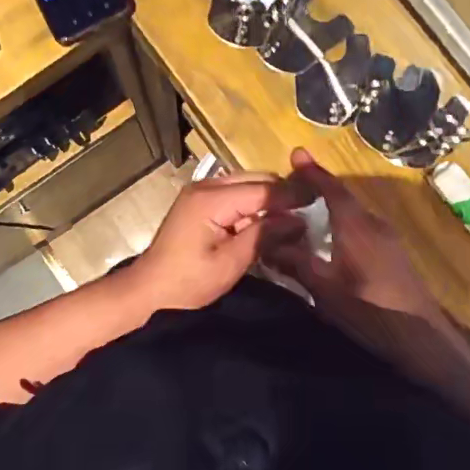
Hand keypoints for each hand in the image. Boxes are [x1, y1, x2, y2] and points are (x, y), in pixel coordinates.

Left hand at [126, 173, 303, 311]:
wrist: (148, 290)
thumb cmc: (188, 282)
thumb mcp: (230, 263)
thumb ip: (264, 235)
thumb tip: (298, 220)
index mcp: (211, 199)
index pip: (263, 189)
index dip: (293, 194)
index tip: (321, 199)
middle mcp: (206, 186)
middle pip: (256, 180)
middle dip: (283, 194)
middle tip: (310, 211)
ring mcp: (200, 192)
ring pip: (247, 184)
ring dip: (269, 199)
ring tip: (293, 217)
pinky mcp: (199, 202)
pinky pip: (234, 194)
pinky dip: (253, 204)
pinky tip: (268, 221)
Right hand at [263, 148, 441, 322]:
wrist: (421, 337)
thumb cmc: (370, 310)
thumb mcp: (325, 290)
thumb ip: (296, 263)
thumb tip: (267, 245)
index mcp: (356, 226)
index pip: (332, 189)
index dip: (313, 172)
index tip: (296, 153)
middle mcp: (374, 224)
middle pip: (343, 198)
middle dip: (318, 189)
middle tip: (292, 187)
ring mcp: (388, 238)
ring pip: (354, 214)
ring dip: (331, 209)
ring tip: (306, 213)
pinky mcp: (394, 254)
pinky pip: (362, 228)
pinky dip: (343, 225)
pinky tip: (331, 241)